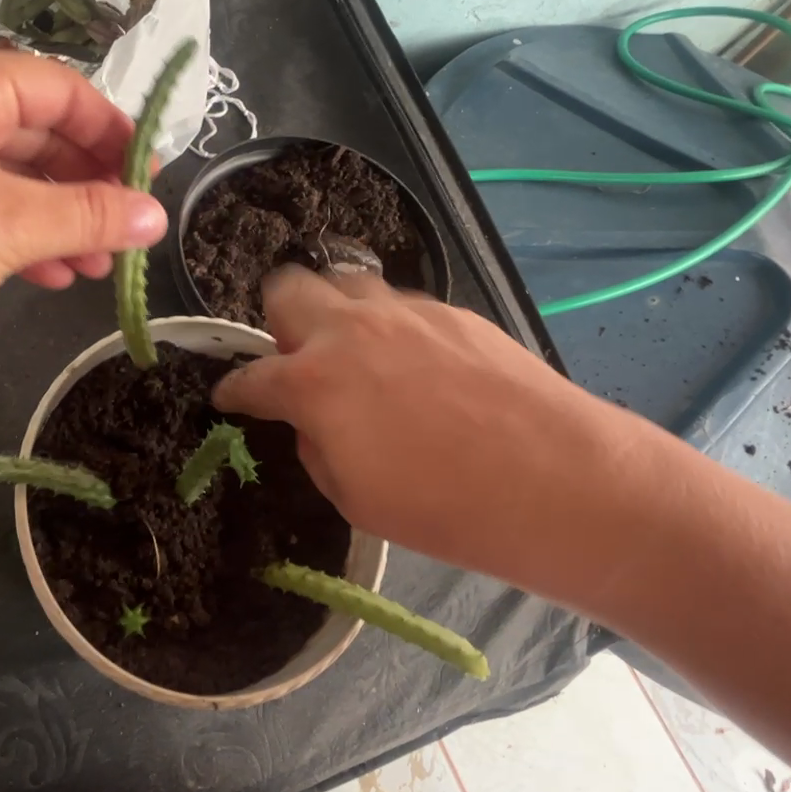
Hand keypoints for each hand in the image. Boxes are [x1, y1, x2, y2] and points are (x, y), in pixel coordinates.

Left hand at [0, 42, 165, 358]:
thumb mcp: (11, 225)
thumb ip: (91, 216)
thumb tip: (159, 217)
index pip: (63, 90)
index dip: (114, 135)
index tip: (152, 181)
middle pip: (39, 132)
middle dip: (88, 188)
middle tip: (129, 232)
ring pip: (12, 174)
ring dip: (58, 220)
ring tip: (99, 267)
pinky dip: (19, 234)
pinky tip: (51, 275)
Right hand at [212, 268, 672, 592]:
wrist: (560, 482)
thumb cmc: (446, 508)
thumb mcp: (355, 497)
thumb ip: (317, 446)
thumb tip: (313, 422)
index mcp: (313, 382)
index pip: (251, 376)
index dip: (233, 390)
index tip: (230, 397)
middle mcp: (351, 330)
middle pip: (287, 289)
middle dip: (277, 321)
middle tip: (298, 361)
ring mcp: (404, 312)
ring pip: (345, 283)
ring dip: (335, 313)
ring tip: (356, 354)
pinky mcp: (451, 311)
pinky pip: (399, 305)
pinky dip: (389, 328)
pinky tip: (418, 368)